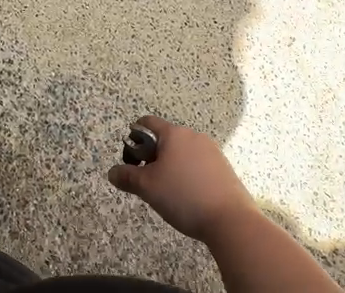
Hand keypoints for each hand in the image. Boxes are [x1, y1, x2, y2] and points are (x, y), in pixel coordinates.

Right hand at [107, 116, 259, 241]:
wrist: (232, 223)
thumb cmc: (184, 196)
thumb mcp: (147, 187)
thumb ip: (127, 177)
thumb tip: (112, 173)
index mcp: (174, 134)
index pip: (148, 122)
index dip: (134, 135)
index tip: (131, 154)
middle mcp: (194, 137)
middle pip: (167, 139)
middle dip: (155, 156)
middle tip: (149, 178)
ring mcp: (214, 153)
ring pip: (184, 153)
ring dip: (174, 166)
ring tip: (170, 191)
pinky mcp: (227, 170)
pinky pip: (201, 166)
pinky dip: (191, 175)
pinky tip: (191, 197)